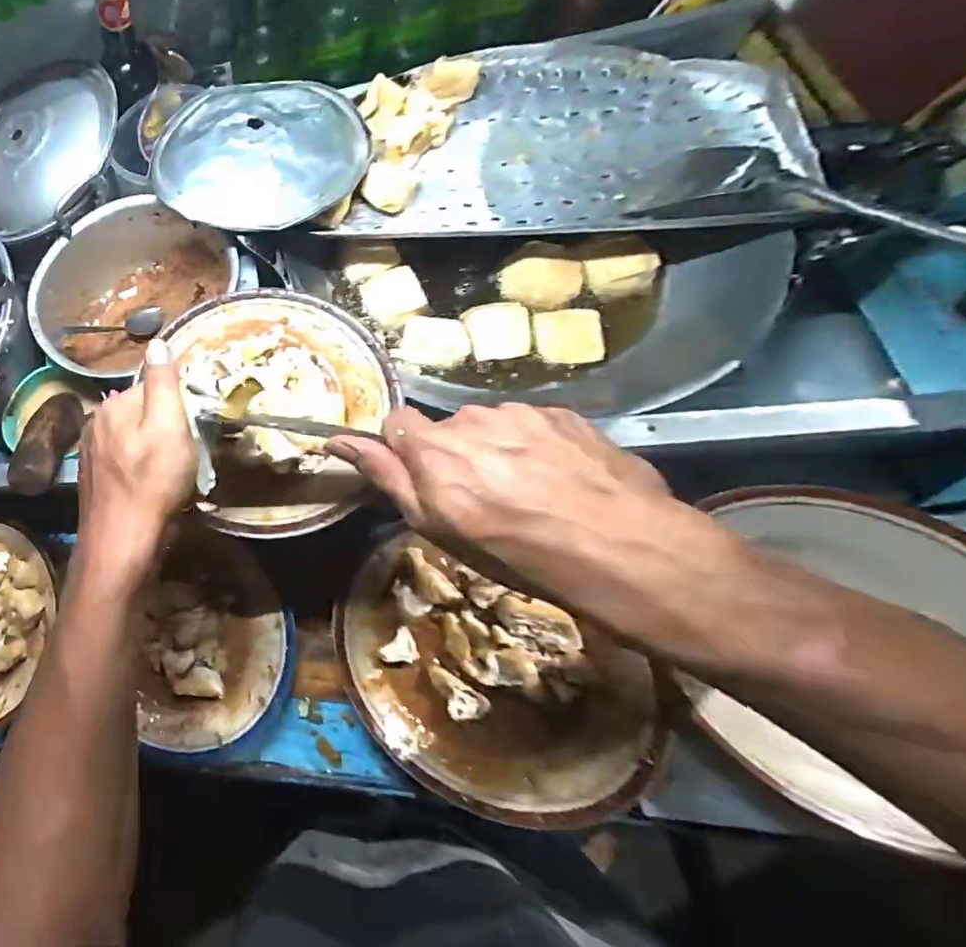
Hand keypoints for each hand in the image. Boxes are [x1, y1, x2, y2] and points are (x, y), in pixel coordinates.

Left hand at [77, 339, 196, 554]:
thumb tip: (156, 341)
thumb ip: (162, 383)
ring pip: (131, 438)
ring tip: (167, 474)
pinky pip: (122, 460)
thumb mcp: (169, 426)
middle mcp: (94, 423)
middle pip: (140, 413)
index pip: (151, 389)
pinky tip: (147, 486)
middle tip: (181, 456)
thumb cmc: (152, 482)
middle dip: (161, 428)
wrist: (120, 540)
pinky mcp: (92, 477)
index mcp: (112, 406)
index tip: (189, 431)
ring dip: (150, 449)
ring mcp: (89, 452)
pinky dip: (137, 468)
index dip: (176, 408)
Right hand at [327, 403, 740, 643]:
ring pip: (490, 425)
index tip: (422, 476)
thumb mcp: (437, 527)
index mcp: (433, 448)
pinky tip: (559, 480)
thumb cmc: (516, 551)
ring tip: (528, 490)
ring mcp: (522, 414)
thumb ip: (387, 476)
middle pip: (446, 428)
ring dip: (495, 449)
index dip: (404, 448)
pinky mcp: (566, 415)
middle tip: (480, 496)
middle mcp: (471, 420)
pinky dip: (534, 446)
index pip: (396, 422)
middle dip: (453, 454)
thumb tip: (338, 441)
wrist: (626, 550)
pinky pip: (531, 425)